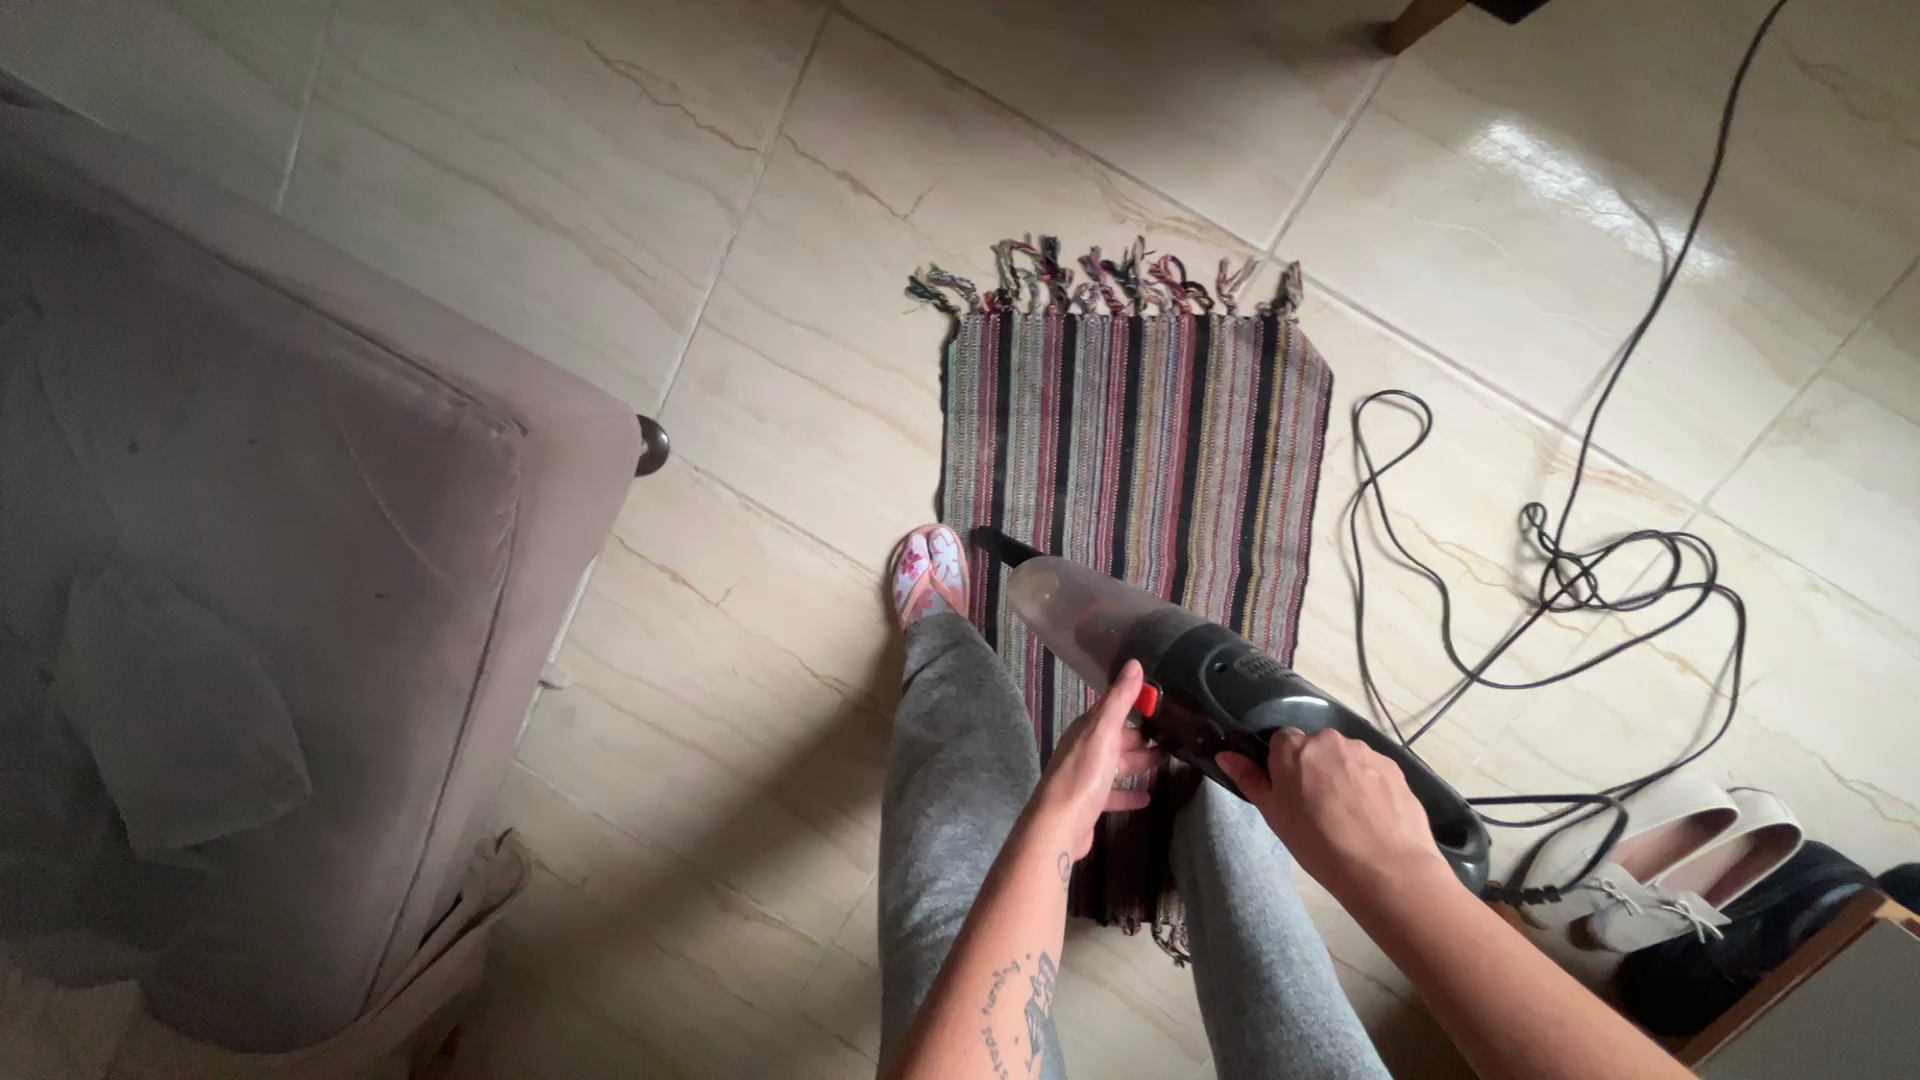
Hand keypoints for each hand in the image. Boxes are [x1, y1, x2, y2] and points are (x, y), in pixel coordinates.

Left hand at [1028, 660, 1166, 858]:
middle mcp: (1084, 748)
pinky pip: (1114, 793)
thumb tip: (1134, 663)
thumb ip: (1119, 699)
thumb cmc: (1083, 775)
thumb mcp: (1103, 732)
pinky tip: (1147, 797)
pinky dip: (1129, 793)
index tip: (1164, 704)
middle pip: (1118, 738)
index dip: (1136, 705)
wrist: (1059, 825)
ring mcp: (1086, 776)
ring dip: (1139, 762)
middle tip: (1174, 736)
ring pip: (1117, 764)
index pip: (1114, 710)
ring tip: (1167, 761)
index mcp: (1087, 729)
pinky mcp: (1090, 802)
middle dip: (1142, 737)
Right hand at [1217, 729, 1450, 894]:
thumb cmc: (1318, 842)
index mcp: (1293, 747)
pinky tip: (1372, 817)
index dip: (1283, 765)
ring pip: (1345, 757)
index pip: (1280, 741)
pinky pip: (1373, 770)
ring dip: (1343, 775)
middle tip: (1317, 806)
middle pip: (1315, 747)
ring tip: (1349, 815)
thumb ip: (1249, 778)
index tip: (1289, 792)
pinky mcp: (1395, 768)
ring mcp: (1365, 751)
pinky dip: (1370, 786)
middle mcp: (1328, 739)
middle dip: (1314, 767)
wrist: (1386, 869)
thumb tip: (1224, 754)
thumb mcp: (1273, 814)